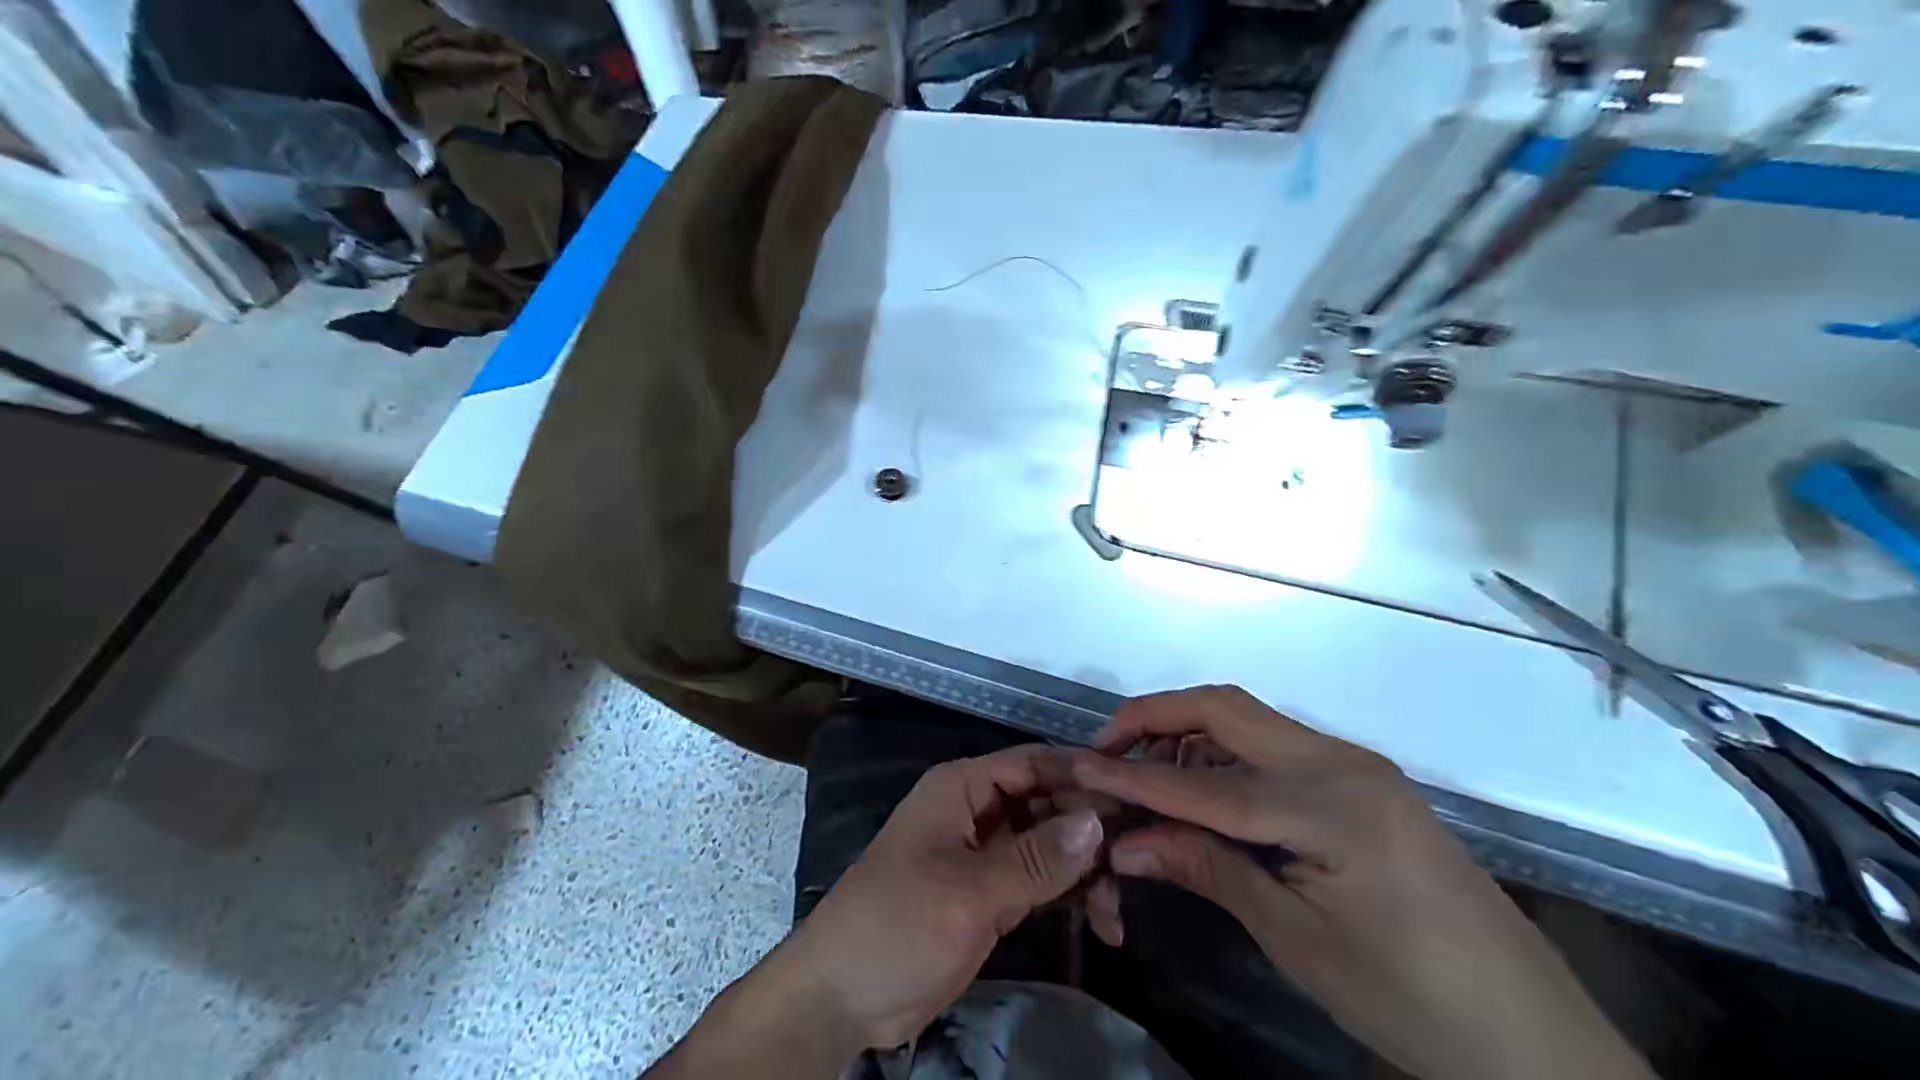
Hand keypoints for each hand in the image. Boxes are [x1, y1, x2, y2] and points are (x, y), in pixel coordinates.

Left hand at [649, 744, 1104, 1076]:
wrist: (842, 998)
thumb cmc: (897, 926)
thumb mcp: (969, 892)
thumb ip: (1035, 858)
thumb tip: (1097, 820)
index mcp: (961, 788)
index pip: (1032, 763)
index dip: (1081, 775)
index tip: (1135, 797)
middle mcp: (975, 810)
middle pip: (1046, 802)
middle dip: (1088, 831)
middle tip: (1134, 866)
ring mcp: (983, 853)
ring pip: (1049, 844)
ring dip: (1084, 870)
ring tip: (1116, 912)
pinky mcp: (989, 893)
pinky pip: (1040, 881)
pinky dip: (1068, 896)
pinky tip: (1101, 923)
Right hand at [1070, 685, 1653, 1079]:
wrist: (1533, 1036)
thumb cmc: (1412, 1000)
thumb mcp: (1298, 941)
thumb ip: (1209, 871)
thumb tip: (1126, 845)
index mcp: (1333, 808)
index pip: (1206, 785)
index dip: (1134, 779)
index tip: (1078, 767)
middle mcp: (1345, 763)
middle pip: (1227, 709)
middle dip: (1155, 717)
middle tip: (1104, 746)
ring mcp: (1358, 764)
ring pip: (1250, 718)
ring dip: (1188, 730)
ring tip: (1142, 768)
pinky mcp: (1363, 778)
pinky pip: (1276, 742)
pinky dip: (1225, 750)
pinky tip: (1201, 783)